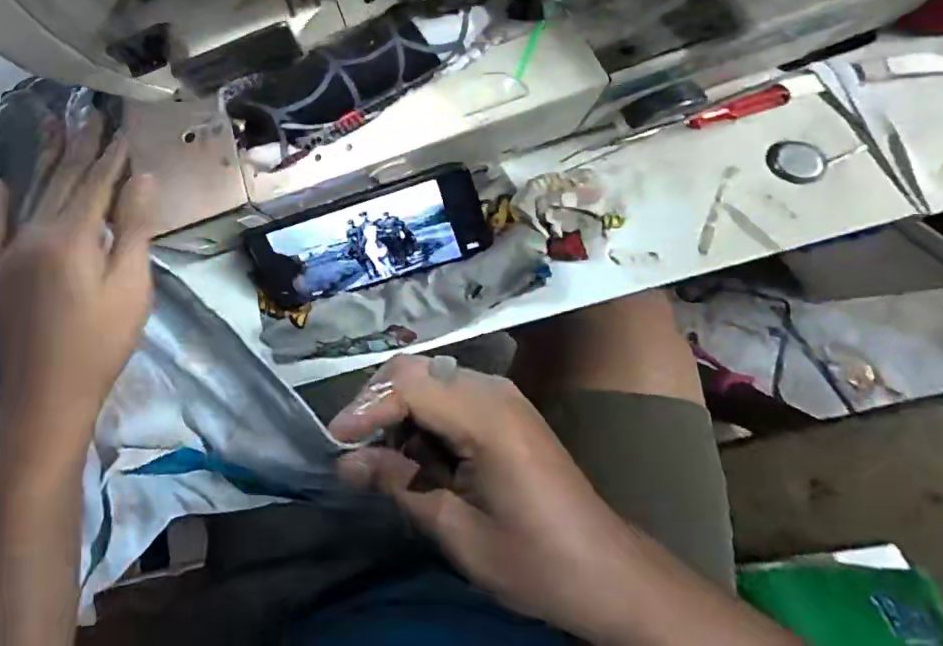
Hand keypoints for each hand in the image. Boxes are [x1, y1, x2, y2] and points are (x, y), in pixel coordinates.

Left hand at [0, 122, 157, 439]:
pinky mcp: (0, 272)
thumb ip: (133, 228)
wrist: (46, 397)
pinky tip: (0, 182)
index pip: (96, 183)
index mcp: (71, 236)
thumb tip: (141, 177)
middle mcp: (36, 233)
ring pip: (32, 194)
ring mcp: (13, 252)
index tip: (122, 128)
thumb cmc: (100, 342)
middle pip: (63, 180)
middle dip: (79, 146)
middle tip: (89, 114)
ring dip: (46, 160)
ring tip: (51, 125)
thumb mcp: (130, 286)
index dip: (112, 156)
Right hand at [331, 356, 724, 645]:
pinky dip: (423, 417)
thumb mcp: (459, 531)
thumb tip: (347, 463)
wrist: (608, 572)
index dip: (365, 408)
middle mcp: (493, 389)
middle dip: (377, 403)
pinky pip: (450, 393)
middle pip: (416, 370)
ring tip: (381, 459)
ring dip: (399, 411)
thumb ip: (401, 485)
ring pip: (430, 378)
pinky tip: (418, 456)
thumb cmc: (535, 559)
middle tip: (352, 448)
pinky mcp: (505, 408)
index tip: (334, 442)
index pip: (408, 385)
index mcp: (486, 415)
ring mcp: (502, 395)